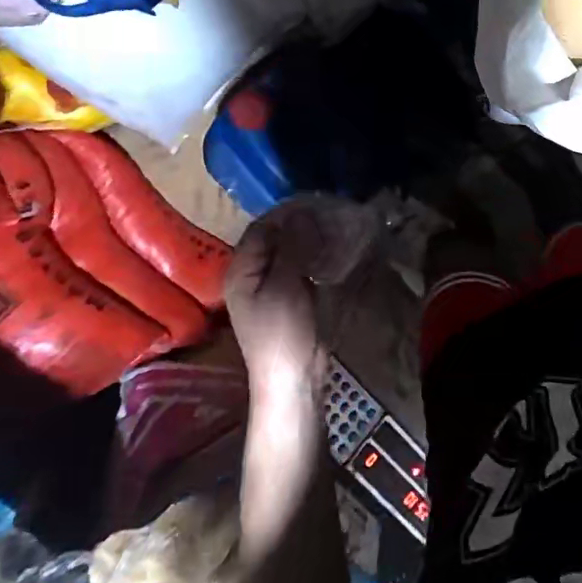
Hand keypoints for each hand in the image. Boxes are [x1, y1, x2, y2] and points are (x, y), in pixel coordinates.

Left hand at [224, 210, 326, 397]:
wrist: (293, 379)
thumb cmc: (284, 332)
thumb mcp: (286, 285)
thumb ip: (293, 246)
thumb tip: (303, 211)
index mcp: (242, 270)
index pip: (262, 228)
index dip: (288, 212)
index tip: (320, 202)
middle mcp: (253, 275)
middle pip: (276, 238)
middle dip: (303, 224)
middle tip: (334, 214)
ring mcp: (272, 288)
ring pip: (291, 252)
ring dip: (312, 239)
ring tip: (339, 228)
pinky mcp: (292, 299)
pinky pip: (303, 267)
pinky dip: (317, 256)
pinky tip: (337, 251)